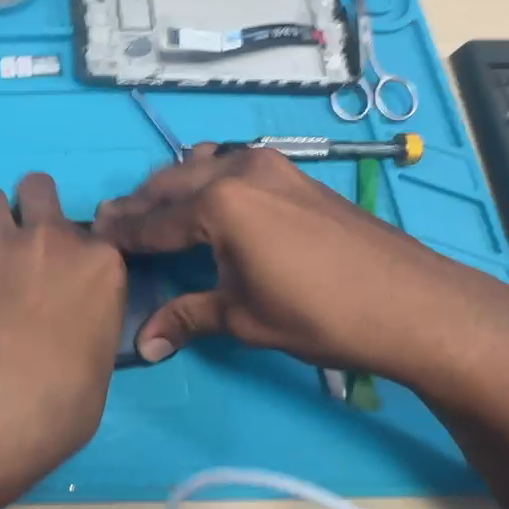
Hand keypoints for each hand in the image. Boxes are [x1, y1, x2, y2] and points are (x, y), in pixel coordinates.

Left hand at [0, 174, 126, 508]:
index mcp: (100, 265)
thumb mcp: (96, 365)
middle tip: (23, 239)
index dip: (77, 251)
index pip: (95, 234)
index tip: (67, 272)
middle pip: (38, 187)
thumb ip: (83, 328)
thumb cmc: (61, 402)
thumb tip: (64, 336)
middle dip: (30, 203)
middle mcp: (50, 240)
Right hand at [93, 146, 508, 396]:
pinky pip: (230, 164)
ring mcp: (268, 166)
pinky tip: (207, 202)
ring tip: (155, 213)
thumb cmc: (321, 315)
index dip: (120, 235)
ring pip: (199, 166)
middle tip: (112, 225)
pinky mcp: (292, 173)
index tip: (91, 240)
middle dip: (138, 206)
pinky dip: (206, 179)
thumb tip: (143, 345)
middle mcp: (236, 172)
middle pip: (169, 184)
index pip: (151, 221)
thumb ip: (186, 317)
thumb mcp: (243, 318)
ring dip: (172, 186)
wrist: (416, 305)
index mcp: (217, 204)